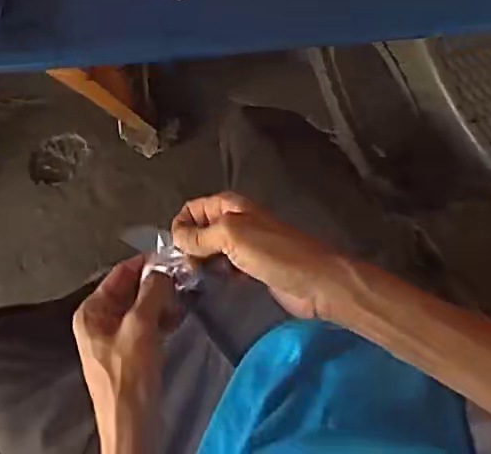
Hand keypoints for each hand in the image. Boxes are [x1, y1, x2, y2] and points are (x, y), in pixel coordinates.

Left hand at [73, 254, 175, 453]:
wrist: (132, 431)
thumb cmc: (127, 384)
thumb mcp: (140, 328)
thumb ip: (151, 293)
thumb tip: (161, 271)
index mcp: (91, 312)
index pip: (118, 274)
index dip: (143, 263)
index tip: (166, 257)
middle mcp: (99, 322)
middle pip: (130, 290)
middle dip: (154, 285)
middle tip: (178, 278)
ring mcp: (114, 339)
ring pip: (140, 308)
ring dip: (160, 302)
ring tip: (179, 297)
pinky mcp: (129, 355)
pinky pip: (145, 326)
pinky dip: (160, 320)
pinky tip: (175, 318)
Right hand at [172, 192, 348, 319]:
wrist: (316, 282)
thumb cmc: (273, 253)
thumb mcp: (231, 236)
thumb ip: (200, 236)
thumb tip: (175, 238)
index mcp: (228, 205)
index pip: (192, 209)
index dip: (180, 226)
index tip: (176, 250)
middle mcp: (233, 221)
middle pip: (199, 229)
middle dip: (188, 246)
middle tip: (186, 270)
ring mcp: (243, 245)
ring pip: (210, 250)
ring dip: (201, 263)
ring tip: (196, 280)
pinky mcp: (250, 268)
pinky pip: (224, 267)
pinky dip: (216, 274)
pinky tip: (214, 286)